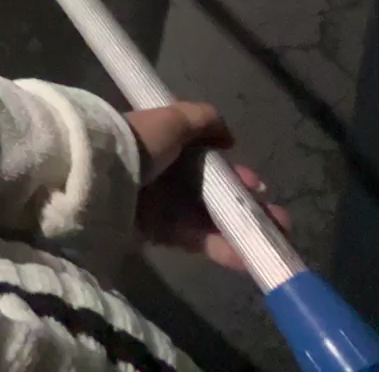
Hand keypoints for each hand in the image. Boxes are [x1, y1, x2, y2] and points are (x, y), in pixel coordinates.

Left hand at [125, 102, 290, 272]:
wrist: (100, 172)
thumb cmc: (139, 141)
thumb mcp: (170, 119)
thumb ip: (201, 120)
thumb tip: (228, 135)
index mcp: (164, 144)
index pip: (204, 160)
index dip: (232, 173)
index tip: (256, 183)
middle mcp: (163, 173)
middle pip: (210, 192)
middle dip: (246, 205)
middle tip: (278, 219)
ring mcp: (160, 204)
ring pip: (208, 219)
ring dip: (243, 229)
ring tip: (277, 239)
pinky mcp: (155, 231)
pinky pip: (193, 240)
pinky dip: (221, 248)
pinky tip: (248, 258)